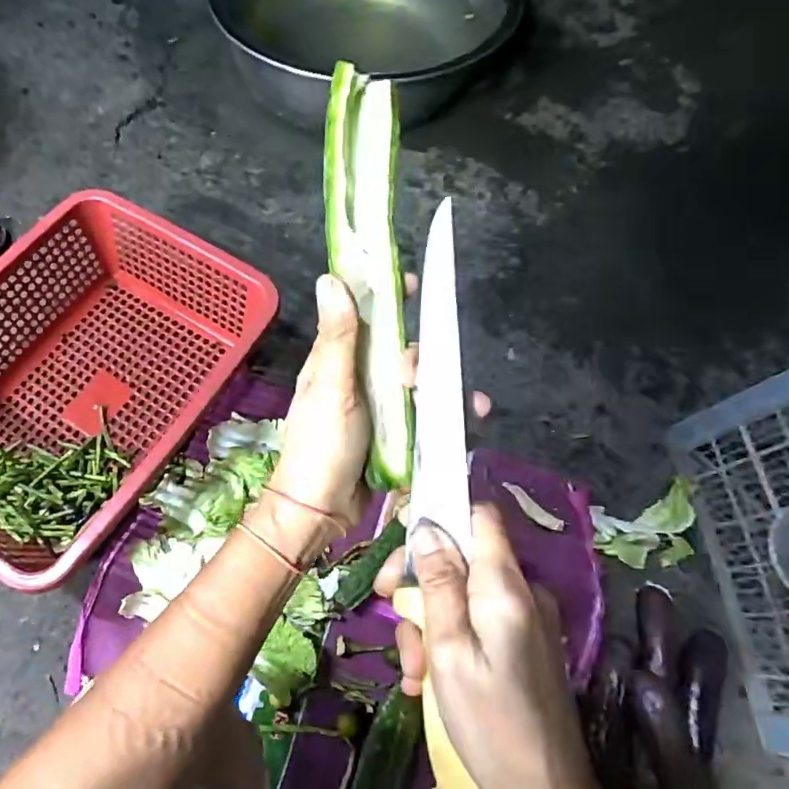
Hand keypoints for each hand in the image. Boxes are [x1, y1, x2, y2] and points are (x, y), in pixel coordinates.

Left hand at [263, 272, 486, 552]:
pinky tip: (468, 415)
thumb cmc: (320, 446)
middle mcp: (359, 380)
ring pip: (418, 382)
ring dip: (441, 385)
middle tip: (414, 378)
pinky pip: (424, 414)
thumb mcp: (330, 388)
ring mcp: (379, 408)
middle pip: (398, 351)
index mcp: (336, 362)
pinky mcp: (396, 434)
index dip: (384, 297)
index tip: (410, 285)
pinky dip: (446, 412)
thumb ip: (339, 339)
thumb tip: (331, 279)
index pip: (363, 317)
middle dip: (418, 356)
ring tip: (461, 400)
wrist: (322, 509)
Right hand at [379, 504, 595, 788]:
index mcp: (506, 586)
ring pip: (465, 596)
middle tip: (390, 615)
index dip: (438, 516)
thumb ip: (439, 586)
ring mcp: (528, 619)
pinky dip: (452, 642)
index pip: (479, 516)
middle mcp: (523, 592)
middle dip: (421, 585)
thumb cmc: (490, 723)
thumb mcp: (449, 652)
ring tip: (414, 675)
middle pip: (464, 558)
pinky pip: (481, 623)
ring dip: (431, 624)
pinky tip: (431, 683)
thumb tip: (428, 528)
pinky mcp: (527, 644)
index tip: (400, 546)